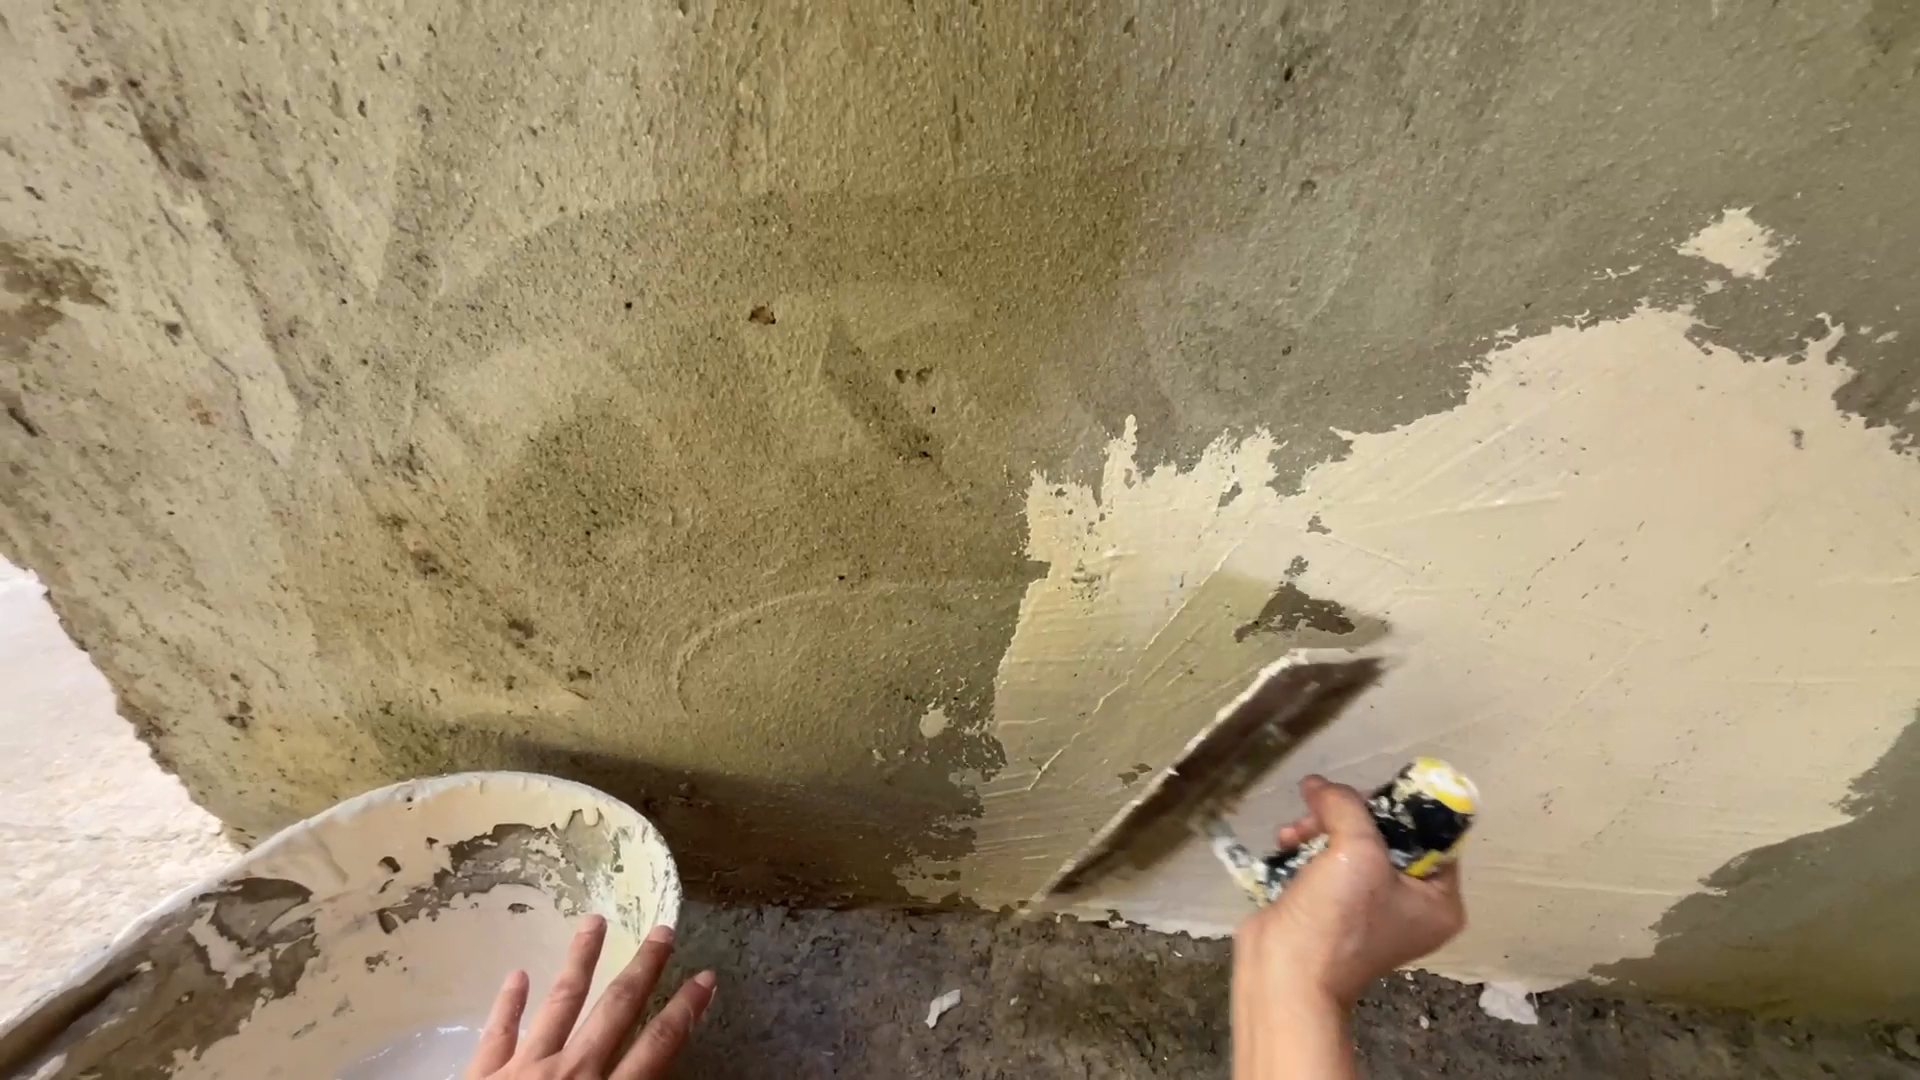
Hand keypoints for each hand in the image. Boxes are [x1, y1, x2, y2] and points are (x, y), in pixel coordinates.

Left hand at [464, 915, 716, 1079]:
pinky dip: (508, 1004)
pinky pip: (496, 1036)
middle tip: (663, 929)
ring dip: (581, 959)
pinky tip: (517, 975)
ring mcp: (523, 1071)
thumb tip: (656, 1078)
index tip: (706, 977)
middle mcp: (571, 1072)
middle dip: (644, 967)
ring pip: (560, 1003)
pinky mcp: (480, 1079)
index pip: (657, 1046)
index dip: (686, 1010)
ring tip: (594, 920)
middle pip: (616, 1008)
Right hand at [1235, 774, 1465, 1008]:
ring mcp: (1368, 906)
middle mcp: (1409, 903)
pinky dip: (1304, 846)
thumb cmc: (1337, 917)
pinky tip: (1284, 843)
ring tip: (1292, 832)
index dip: (1394, 805)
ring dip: (1316, 828)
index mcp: (1438, 900)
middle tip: (1316, 810)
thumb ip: (1346, 806)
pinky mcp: (1332, 905)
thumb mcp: (1356, 851)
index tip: (1357, 793)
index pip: (1430, 834)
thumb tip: (1319, 784)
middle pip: (1382, 834)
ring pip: (1348, 843)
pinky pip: (1325, 860)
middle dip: (1343, 816)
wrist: (1286, 968)